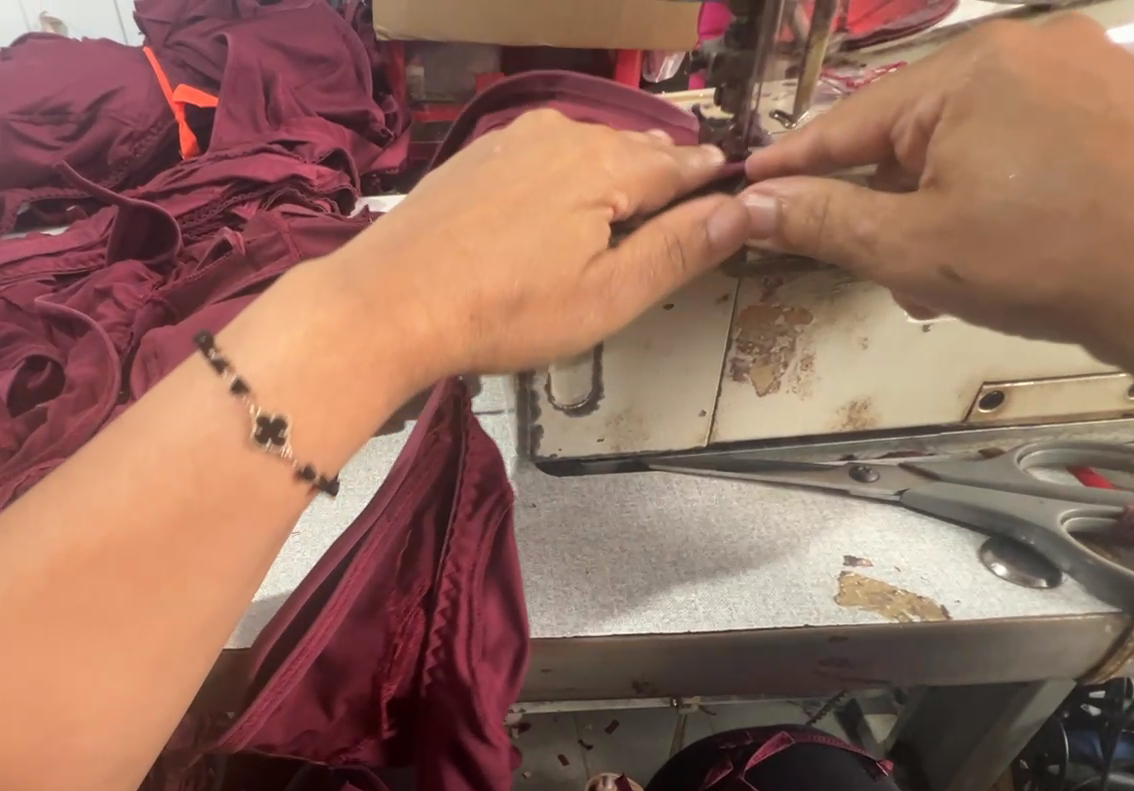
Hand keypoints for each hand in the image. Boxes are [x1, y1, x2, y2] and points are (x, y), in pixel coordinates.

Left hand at [305, 109, 758, 380]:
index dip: (706, 182)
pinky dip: (554, 177)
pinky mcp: (470, 159)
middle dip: (655, 176)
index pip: (679, 166)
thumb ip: (677, 252)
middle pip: (630, 152)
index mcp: (607, 166)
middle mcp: (562, 135)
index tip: (726, 186)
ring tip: (614, 204)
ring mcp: (509, 141)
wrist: (390, 303)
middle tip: (673, 202)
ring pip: (580, 150)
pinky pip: (534, 157)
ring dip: (604, 174)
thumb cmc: (505, 313)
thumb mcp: (605, 298)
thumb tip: (744, 209)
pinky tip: (545, 206)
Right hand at [738, 16, 1133, 359]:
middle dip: (877, 207)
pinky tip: (988, 251)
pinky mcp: (1110, 108)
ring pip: (954, 149)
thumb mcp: (906, 247)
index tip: (739, 190)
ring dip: (926, 214)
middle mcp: (1023, 50)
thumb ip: (818, 221)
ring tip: (938, 278)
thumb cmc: (1041, 256)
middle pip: (901, 136)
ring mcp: (1076, 73)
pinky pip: (1006, 149)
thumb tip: (746, 207)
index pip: (842, 124)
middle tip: (874, 268)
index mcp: (965, 71)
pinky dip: (976, 199)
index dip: (786, 166)